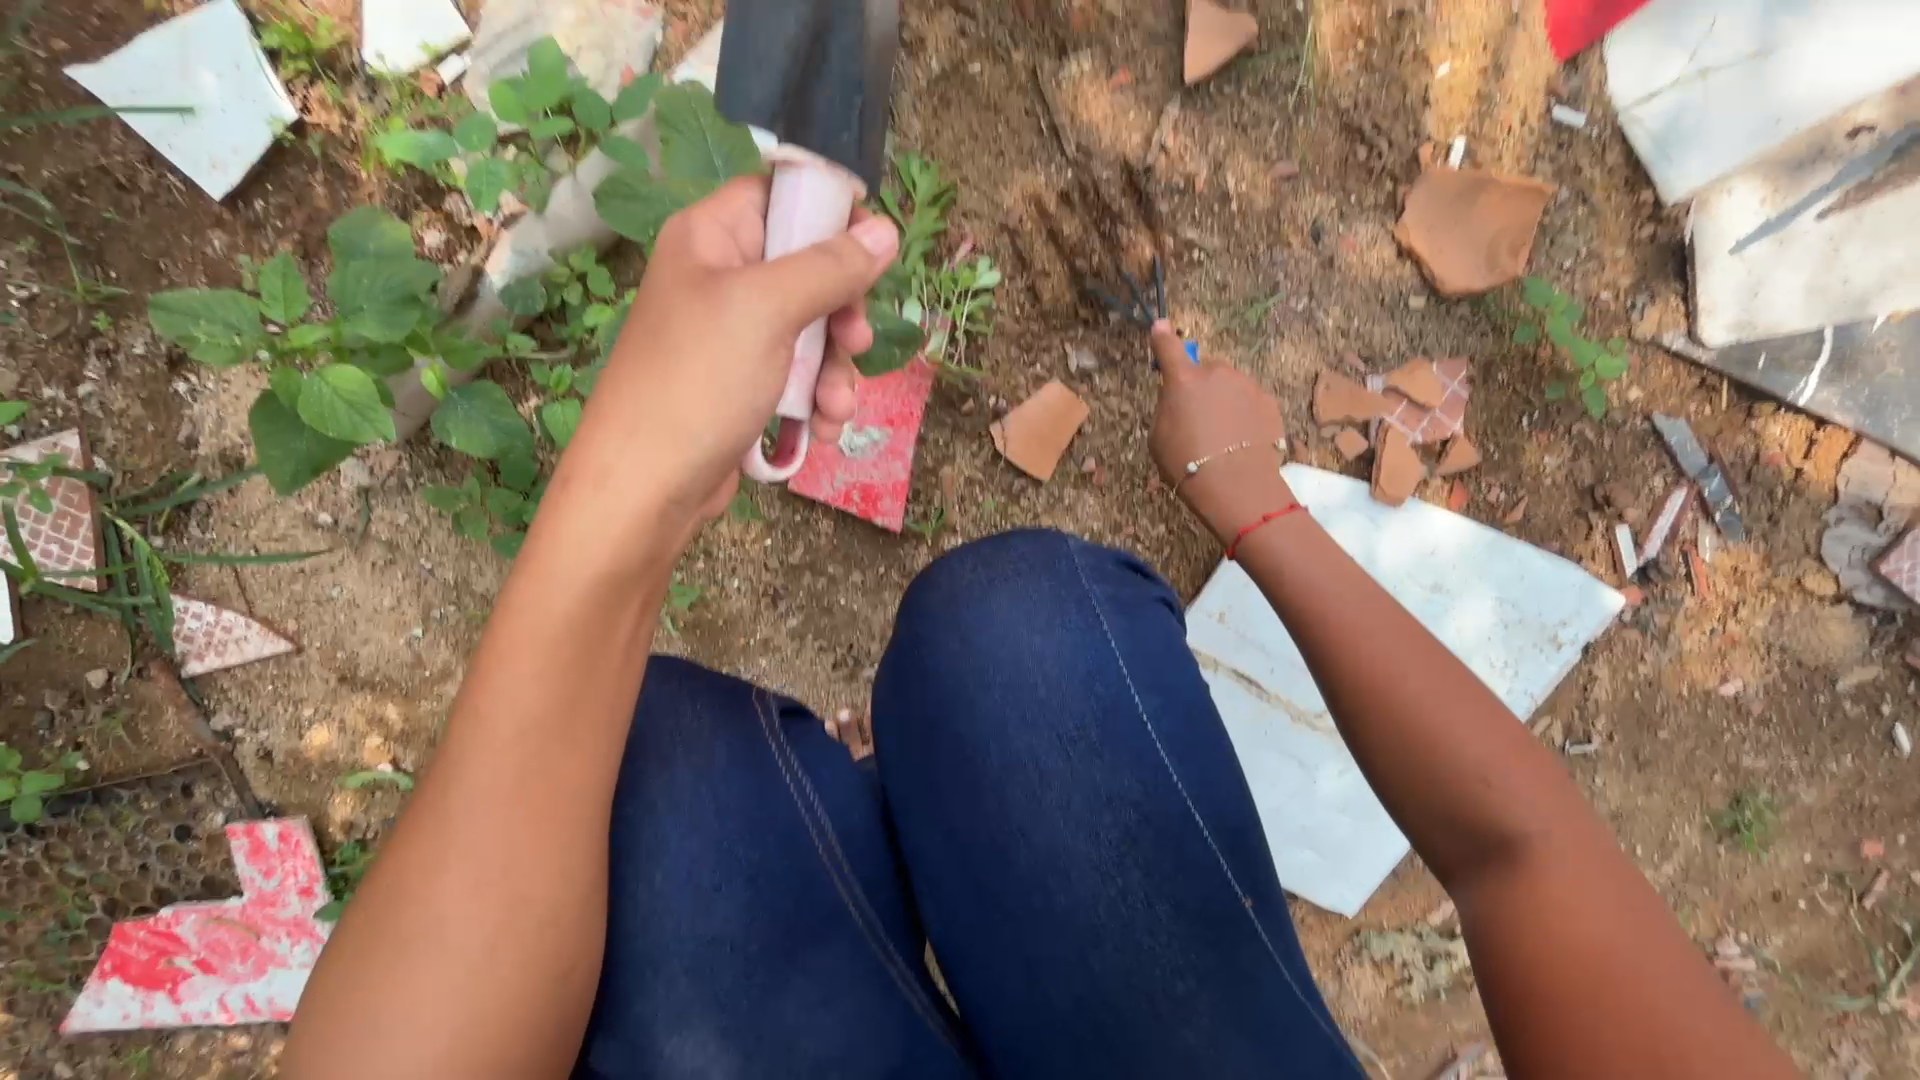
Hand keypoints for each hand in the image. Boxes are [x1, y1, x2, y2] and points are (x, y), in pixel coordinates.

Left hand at [563, 175, 899, 530]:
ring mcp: (734, 337)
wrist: (648, 485)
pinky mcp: (744, 385)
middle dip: (842, 312)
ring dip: (835, 370)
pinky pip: (798, 376)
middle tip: (856, 340)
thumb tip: (886, 230)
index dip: (830, 212)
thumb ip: (830, 267)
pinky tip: (820, 429)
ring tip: (834, 409)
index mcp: (713, 237)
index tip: (873, 247)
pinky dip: (816, 400)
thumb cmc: (699, 381)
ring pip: (812, 331)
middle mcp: (722, 279)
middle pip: (808, 269)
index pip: (781, 194)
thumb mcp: (768, 311)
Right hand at [1149, 321, 1293, 542]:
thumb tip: (1178, 396)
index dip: (1162, 337)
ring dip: (1224, 400)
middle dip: (1201, 384)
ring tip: (1222, 435)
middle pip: (1205, 370)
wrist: (1235, 485)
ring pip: (1230, 385)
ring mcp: (1247, 385)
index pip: (1168, 348)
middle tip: (1197, 416)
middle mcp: (1217, 373)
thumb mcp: (1159, 437)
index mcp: (1184, 380)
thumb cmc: (1186, 463)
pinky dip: (1244, 414)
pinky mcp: (1268, 401)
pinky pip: (1250, 401)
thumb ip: (1167, 407)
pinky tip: (1241, 440)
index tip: (1160, 326)